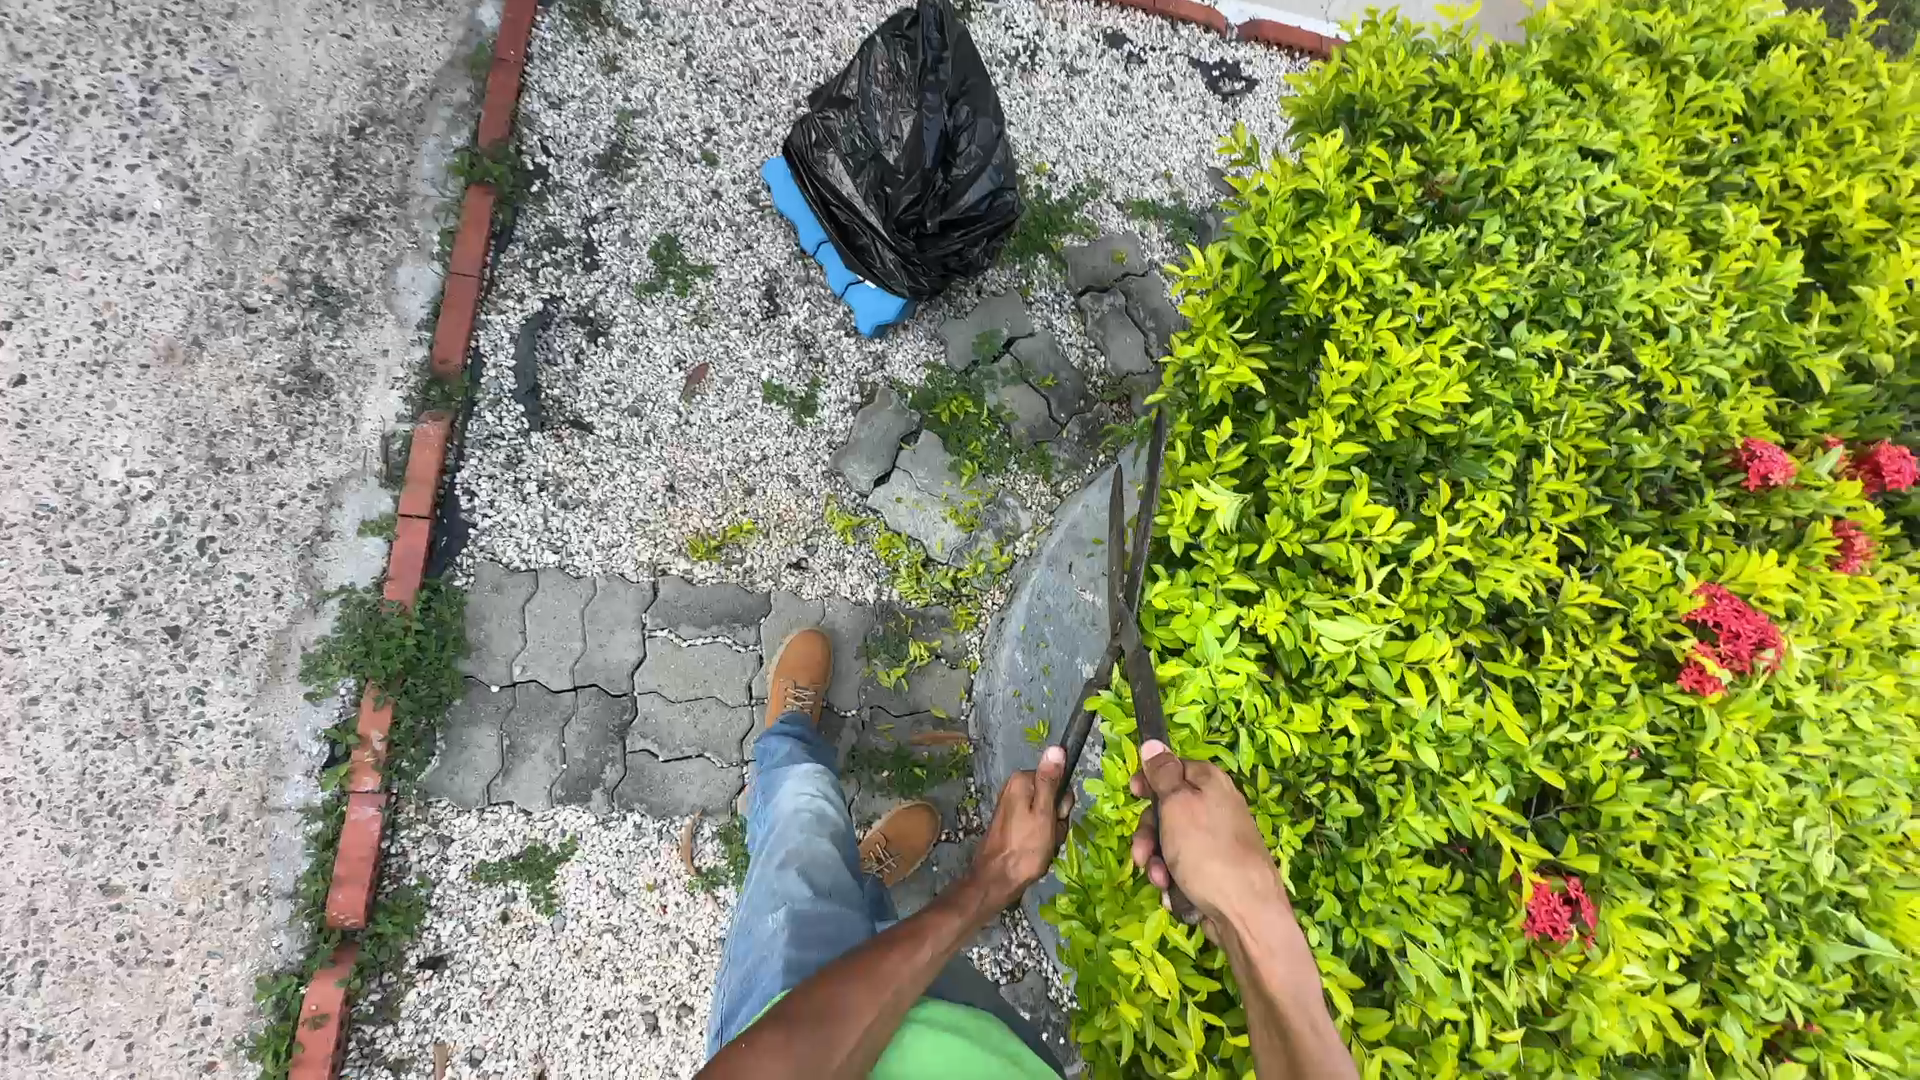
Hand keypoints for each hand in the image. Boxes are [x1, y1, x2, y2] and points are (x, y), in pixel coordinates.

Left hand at [966, 746, 1071, 909]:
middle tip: (1048, 836)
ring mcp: (1013, 806)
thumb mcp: (1043, 813)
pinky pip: (1037, 825)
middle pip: (1053, 797)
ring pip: (1047, 814)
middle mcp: (1015, 788)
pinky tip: (1037, 852)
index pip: (1058, 781)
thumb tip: (1057, 747)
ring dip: (1051, 832)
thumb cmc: (1024, 848)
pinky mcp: (1013, 822)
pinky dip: (1042, 839)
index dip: (1061, 805)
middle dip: (1056, 820)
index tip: (1054, 820)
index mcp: (1022, 780)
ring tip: (1042, 846)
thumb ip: (1050, 781)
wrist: (997, 879)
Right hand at [1130, 739, 1286, 933]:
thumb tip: (1153, 743)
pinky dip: (1173, 878)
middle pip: (1167, 808)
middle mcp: (1216, 807)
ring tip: (1159, 879)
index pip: (1173, 767)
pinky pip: (1183, 866)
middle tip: (1143, 852)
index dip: (1149, 780)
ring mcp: (1217, 841)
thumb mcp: (1177, 804)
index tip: (1134, 793)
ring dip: (1157, 860)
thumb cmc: (1207, 852)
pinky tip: (1173, 892)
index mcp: (1210, 783)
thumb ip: (1162, 773)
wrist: (1247, 915)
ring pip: (1171, 841)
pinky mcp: (1216, 871)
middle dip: (1148, 832)